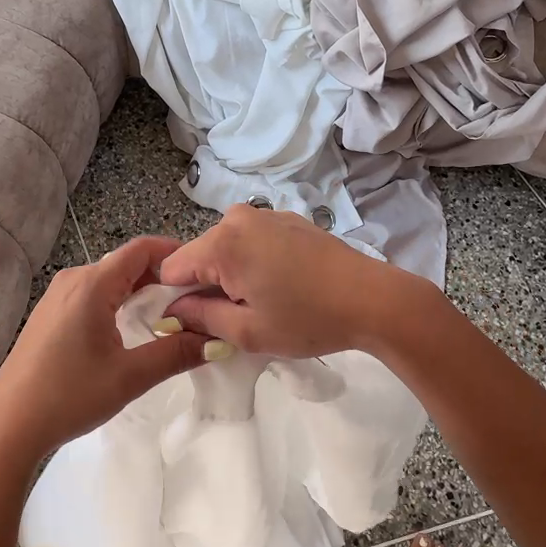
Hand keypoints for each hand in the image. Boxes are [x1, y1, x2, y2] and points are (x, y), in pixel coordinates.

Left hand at [0, 236, 208, 464]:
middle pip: (126, 263)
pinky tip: (131, 329)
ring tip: (171, 314)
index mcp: (93, 283)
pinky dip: (117, 302)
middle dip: (161, 275)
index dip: (175, 254)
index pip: (142, 249)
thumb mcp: (129, 377)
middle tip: (194, 297)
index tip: (203, 272)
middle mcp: (74, 279)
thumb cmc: (68, 395)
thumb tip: (217, 340)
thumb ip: (175, 354)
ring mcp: (57, 296)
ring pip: (109, 280)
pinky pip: (92, 294)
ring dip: (139, 291)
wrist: (8, 426)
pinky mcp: (49, 314)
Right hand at [160, 205, 434, 358]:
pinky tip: (284, 285)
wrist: (374, 299)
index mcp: (222, 243)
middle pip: (200, 255)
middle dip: (207, 286)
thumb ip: (202, 318)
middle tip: (236, 319)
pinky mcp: (288, 219)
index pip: (172, 268)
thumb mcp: (249, 332)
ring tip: (264, 303)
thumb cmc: (308, 319)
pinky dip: (256, 262)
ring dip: (233, 275)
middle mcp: (237, 218)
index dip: (175, 297)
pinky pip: (253, 241)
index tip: (194, 322)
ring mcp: (265, 214)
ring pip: (227, 248)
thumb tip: (174, 310)